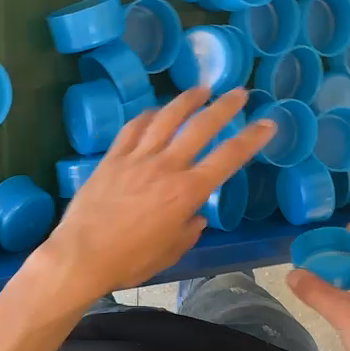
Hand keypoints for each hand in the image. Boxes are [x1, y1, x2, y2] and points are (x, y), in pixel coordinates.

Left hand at [36, 87, 272, 302]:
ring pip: (166, 118)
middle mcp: (166, 167)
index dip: (252, 138)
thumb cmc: (129, 261)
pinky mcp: (111, 158)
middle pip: (201, 126)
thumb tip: (196, 218)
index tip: (268, 123)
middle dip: (224, 107)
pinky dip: (148, 116)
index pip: (228, 158)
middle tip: (239, 93)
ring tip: (201, 89)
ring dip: (187, 100)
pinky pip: (133, 128)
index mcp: (187, 192)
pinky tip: (154, 111)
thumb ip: (187, 232)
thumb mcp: (169, 253)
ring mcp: (136, 158)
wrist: (81, 255)